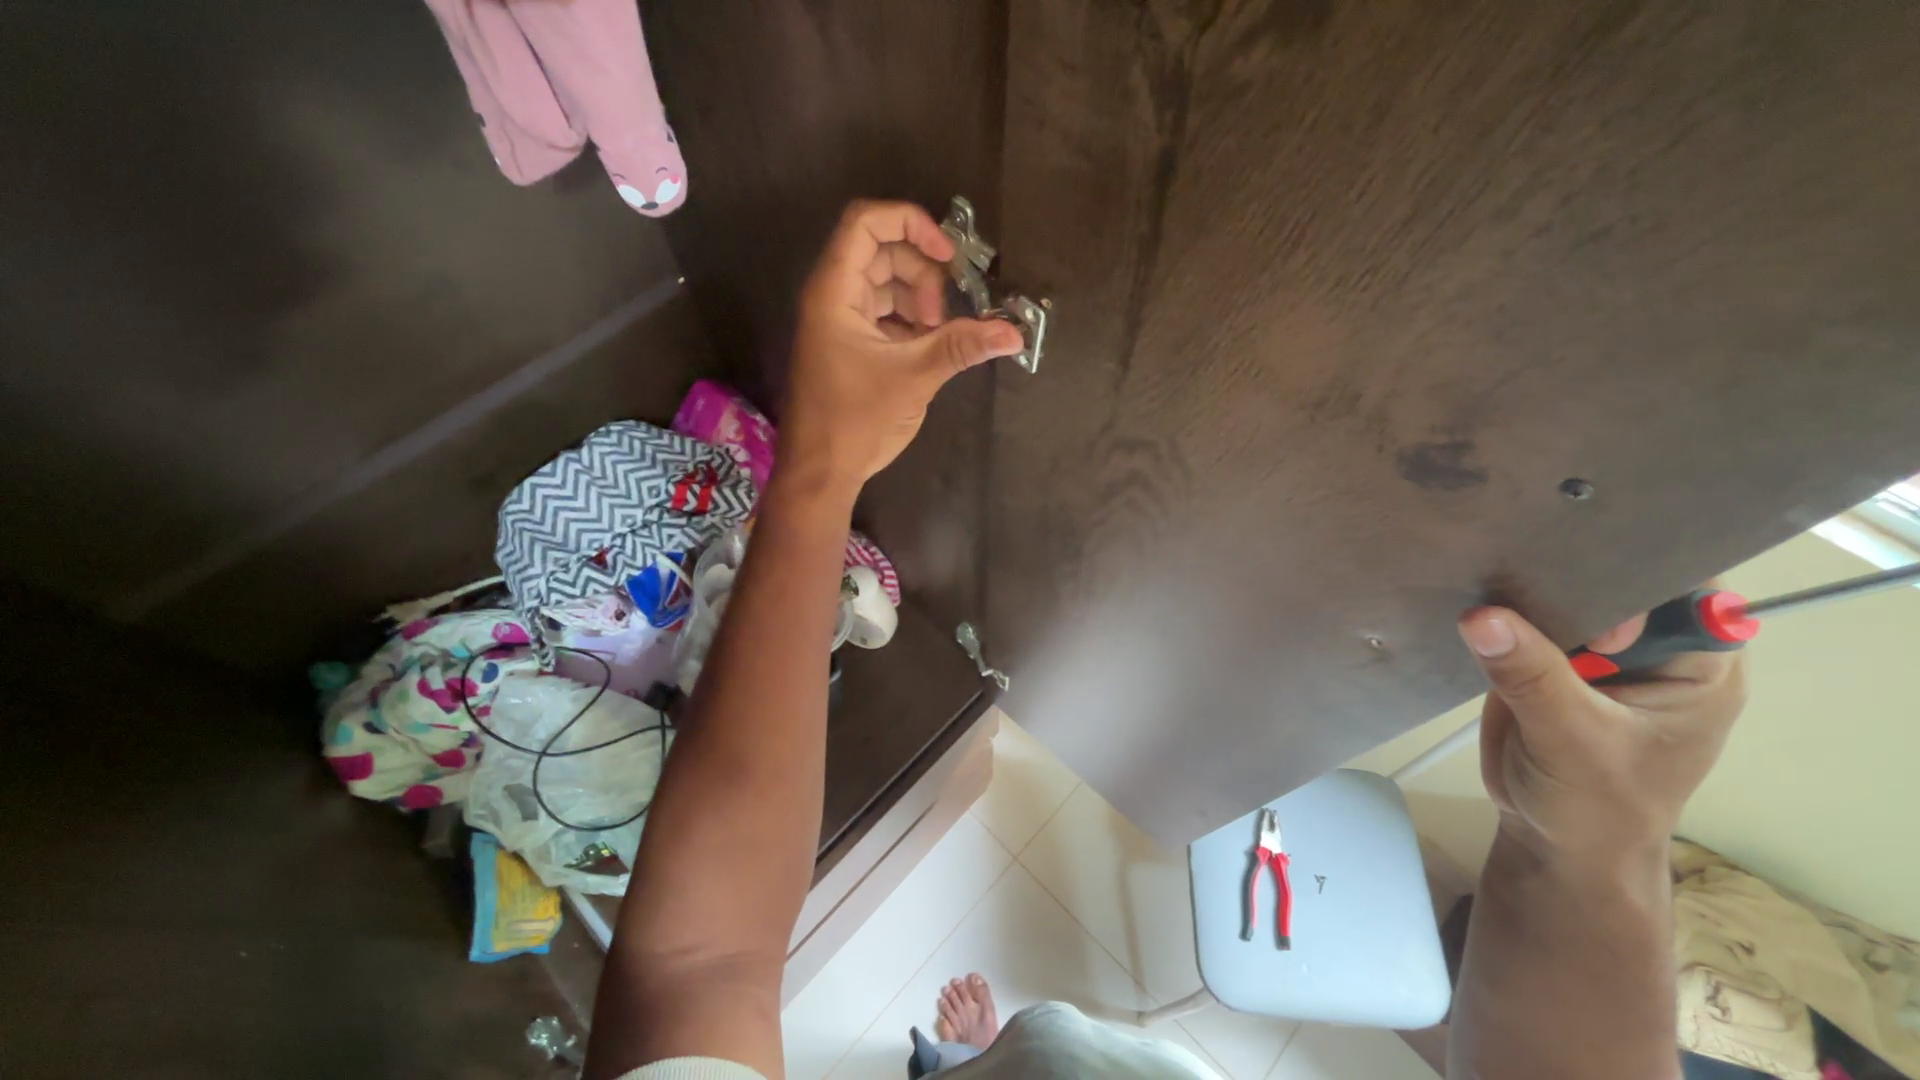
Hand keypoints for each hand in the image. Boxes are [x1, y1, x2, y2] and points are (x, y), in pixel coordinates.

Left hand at [779, 200, 1026, 494]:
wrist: (819, 471)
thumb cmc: (856, 420)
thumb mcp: (914, 378)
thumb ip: (962, 346)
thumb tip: (1013, 333)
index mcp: (835, 291)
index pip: (866, 223)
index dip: (910, 223)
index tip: (948, 256)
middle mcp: (832, 297)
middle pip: (880, 252)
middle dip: (921, 273)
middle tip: (943, 315)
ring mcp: (837, 321)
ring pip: (882, 284)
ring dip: (917, 300)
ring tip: (937, 336)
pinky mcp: (846, 345)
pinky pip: (880, 313)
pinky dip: (906, 322)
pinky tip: (925, 350)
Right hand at [1457, 594, 1747, 860]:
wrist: (1554, 842)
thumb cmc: (1595, 805)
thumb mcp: (1572, 742)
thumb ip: (1532, 676)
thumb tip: (1480, 616)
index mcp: (1698, 665)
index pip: (1680, 589)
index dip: (1632, 579)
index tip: (1577, 593)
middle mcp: (1653, 648)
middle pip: (1617, 582)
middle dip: (1569, 573)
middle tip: (1516, 563)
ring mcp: (1597, 651)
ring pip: (1565, 594)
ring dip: (1524, 588)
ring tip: (1484, 576)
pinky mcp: (1548, 658)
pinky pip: (1525, 617)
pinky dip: (1498, 611)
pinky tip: (1470, 601)